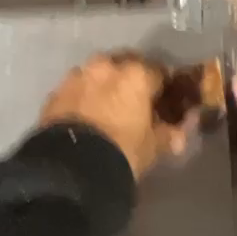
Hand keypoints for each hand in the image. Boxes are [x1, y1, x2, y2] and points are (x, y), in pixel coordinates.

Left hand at [40, 53, 192, 176]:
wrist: (69, 170)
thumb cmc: (122, 152)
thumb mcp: (153, 147)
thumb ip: (171, 134)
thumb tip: (181, 132)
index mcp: (136, 73)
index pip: (160, 71)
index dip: (164, 88)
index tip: (164, 103)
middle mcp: (106, 65)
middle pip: (127, 64)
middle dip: (133, 79)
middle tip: (135, 104)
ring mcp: (77, 76)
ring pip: (98, 74)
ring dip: (105, 86)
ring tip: (107, 110)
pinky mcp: (55, 93)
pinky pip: (77, 89)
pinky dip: (84, 98)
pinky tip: (86, 118)